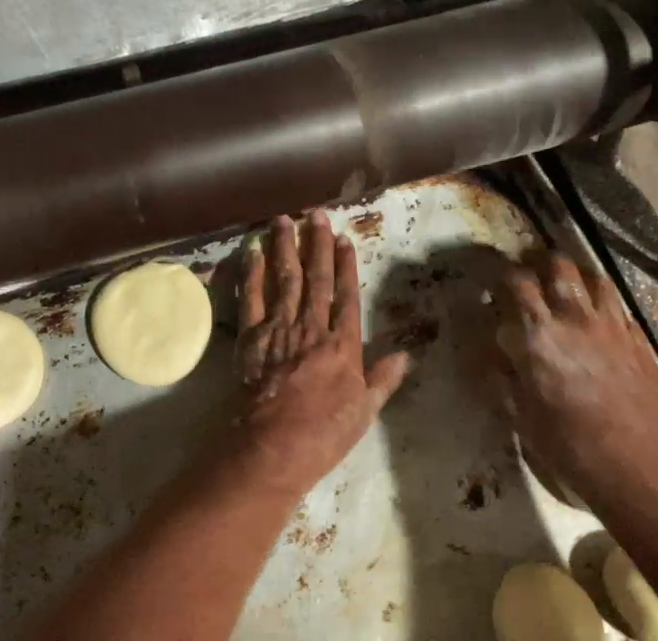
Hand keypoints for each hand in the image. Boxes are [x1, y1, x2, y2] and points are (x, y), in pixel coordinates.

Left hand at [229, 211, 408, 498]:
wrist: (276, 443)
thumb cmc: (325, 432)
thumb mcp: (366, 411)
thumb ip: (383, 378)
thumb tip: (405, 355)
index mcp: (342, 344)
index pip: (346, 296)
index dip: (345, 266)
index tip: (344, 239)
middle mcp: (312, 327)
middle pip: (316, 278)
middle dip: (317, 244)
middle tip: (316, 214)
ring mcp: (280, 328)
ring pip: (284, 278)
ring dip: (284, 247)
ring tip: (283, 220)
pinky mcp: (252, 335)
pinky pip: (252, 297)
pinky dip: (253, 272)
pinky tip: (253, 251)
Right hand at [490, 252, 657, 507]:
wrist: (646, 473)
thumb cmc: (573, 450)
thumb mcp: (523, 418)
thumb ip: (506, 378)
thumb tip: (497, 354)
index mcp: (538, 335)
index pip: (515, 282)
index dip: (500, 276)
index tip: (493, 284)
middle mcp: (575, 320)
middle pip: (558, 267)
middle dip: (540, 262)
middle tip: (529, 272)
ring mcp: (612, 328)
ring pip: (594, 277)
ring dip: (576, 275)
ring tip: (565, 285)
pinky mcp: (640, 342)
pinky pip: (619, 305)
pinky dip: (603, 301)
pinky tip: (597, 317)